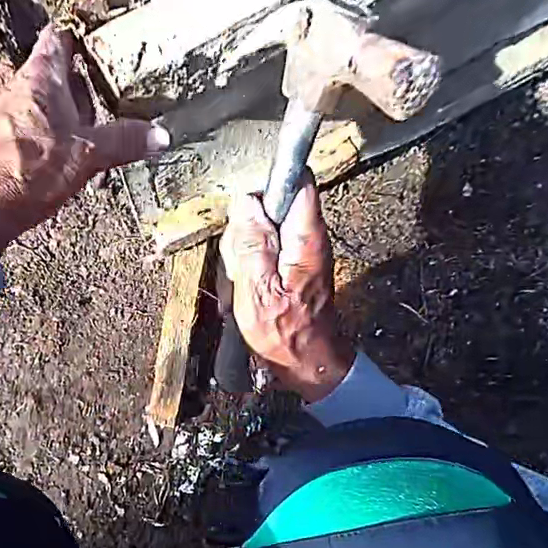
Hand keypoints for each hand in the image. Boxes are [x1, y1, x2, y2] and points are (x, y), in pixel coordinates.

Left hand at [0, 27, 169, 254]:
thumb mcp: (88, 155)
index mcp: (41, 76)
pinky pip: (45, 130)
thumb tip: (161, 134)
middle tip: (123, 93)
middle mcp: (23, 88)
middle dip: (91, 83)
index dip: (85, 33)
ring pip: (55, 104)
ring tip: (108, 133)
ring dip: (80, 117)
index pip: (62, 35)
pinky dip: (66, 138)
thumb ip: (124, 140)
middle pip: (62, 73)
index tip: (111, 40)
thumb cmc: (29, 172)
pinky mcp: (11, 142)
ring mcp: (14, 115)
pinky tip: (81, 160)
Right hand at [220, 180, 352, 401]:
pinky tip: (245, 289)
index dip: (265, 187)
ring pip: (261, 231)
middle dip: (245, 229)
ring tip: (242, 283)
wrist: (307, 364)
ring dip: (242, 253)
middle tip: (239, 265)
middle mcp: (308, 238)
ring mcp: (300, 252)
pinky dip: (248, 268)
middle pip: (270, 208)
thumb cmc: (284, 335)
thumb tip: (244, 202)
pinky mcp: (291, 266)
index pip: (296, 183)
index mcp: (306, 238)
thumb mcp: (258, 291)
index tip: (244, 214)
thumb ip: (251, 244)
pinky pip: (262, 252)